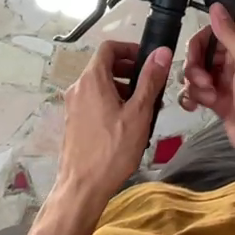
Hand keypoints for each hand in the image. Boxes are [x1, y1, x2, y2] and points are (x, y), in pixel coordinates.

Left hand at [57, 41, 170, 205]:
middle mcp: (78, 87)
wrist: (83, 186)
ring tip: (142, 107)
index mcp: (92, 80)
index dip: (130, 49)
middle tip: (149, 84)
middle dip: (128, 70)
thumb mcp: (139, 113)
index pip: (109, 48)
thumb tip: (161, 53)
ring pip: (99, 85)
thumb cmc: (113, 150)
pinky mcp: (72, 121)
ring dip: (121, 87)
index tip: (148, 61)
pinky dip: (110, 101)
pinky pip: (93, 100)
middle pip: (103, 66)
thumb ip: (150, 80)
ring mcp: (72, 105)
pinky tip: (126, 123)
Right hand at [180, 4, 234, 175]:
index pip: (217, 32)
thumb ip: (230, 35)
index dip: (203, 42)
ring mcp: (227, 83)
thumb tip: (215, 6)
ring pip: (198, 72)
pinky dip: (192, 97)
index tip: (197, 55)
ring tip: (206, 98)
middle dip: (196, 66)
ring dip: (195, 84)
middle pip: (203, 52)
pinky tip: (194, 107)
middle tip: (203, 82)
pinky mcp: (219, 102)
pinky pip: (197, 92)